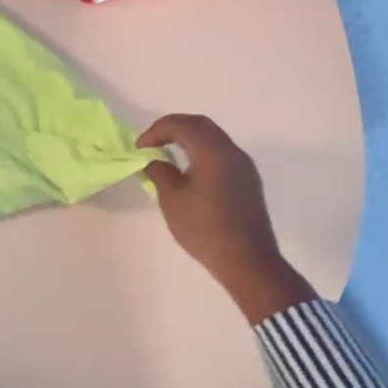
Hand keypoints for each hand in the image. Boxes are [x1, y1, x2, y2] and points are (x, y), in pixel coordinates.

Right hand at [139, 114, 315, 324]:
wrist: (248, 262)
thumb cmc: (205, 229)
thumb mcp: (172, 199)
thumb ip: (160, 172)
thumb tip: (154, 160)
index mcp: (213, 152)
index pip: (181, 125)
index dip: (156, 131)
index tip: (139, 148)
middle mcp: (232, 152)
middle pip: (200, 125)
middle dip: (172, 127)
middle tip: (152, 142)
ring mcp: (244, 166)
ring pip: (213, 137)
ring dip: (188, 138)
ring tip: (167, 153)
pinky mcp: (248, 180)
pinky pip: (222, 152)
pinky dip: (202, 150)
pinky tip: (190, 168)